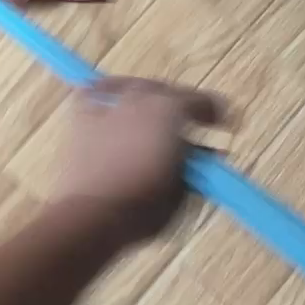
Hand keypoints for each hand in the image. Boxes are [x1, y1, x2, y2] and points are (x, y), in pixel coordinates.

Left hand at [51, 76, 225, 246]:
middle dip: (182, 107)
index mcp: (172, 111)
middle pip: (168, 92)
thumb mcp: (184, 190)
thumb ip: (194, 165)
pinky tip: (111, 103)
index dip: (216, 114)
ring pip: (135, 89)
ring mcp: (109, 104)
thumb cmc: (142, 209)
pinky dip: (107, 95)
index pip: (203, 101)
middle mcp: (141, 98)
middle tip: (186, 128)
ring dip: (148, 101)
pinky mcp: (81, 116)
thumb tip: (200, 155)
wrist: (90, 215)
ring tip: (151, 116)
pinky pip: (96, 92)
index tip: (223, 126)